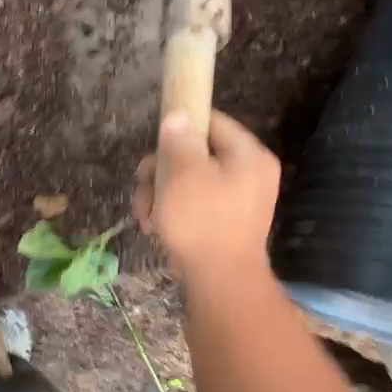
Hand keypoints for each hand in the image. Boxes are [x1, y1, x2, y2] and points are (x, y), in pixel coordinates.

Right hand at [134, 110, 280, 285]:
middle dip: (160, 171)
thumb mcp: (183, 175)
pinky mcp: (221, 219)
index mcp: (247, 156)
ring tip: (147, 215)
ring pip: (184, 180)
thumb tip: (178, 114)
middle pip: (192, 154)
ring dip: (158, 194)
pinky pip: (190, 202)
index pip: (213, 123)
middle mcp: (247, 173)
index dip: (181, 126)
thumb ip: (179, 142)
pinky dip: (169, 211)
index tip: (155, 141)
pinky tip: (155, 226)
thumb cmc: (202, 220)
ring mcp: (235, 198)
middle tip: (144, 185)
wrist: (219, 276)